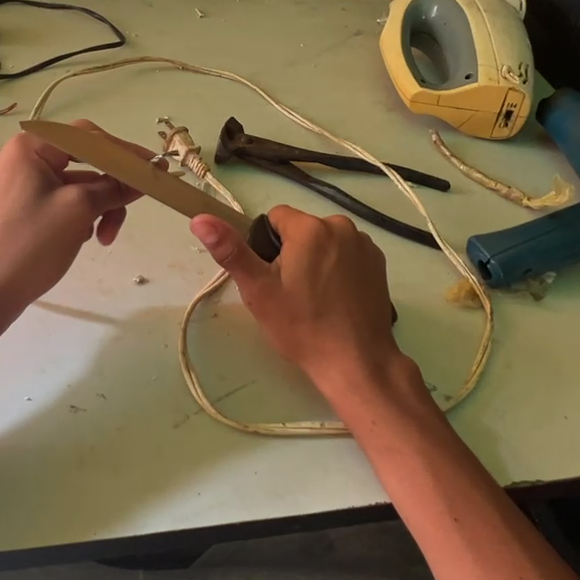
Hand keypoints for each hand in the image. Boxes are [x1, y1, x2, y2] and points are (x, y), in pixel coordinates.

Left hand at [0, 121, 146, 316]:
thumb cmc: (29, 244)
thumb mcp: (78, 211)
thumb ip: (114, 187)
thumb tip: (145, 176)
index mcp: (33, 147)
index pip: (90, 137)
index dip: (125, 151)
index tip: (156, 168)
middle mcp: (28, 158)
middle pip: (88, 160)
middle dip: (113, 185)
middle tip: (137, 202)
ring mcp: (27, 184)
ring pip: (81, 185)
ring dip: (101, 207)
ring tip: (106, 237)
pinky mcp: (29, 208)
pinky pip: (68, 201)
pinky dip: (85, 216)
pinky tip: (88, 238)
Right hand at [190, 207, 405, 397]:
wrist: (356, 361)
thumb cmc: (302, 327)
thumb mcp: (259, 291)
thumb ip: (230, 251)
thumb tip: (200, 219)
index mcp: (310, 228)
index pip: (276, 218)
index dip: (268, 247)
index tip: (274, 278)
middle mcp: (341, 226)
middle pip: (302, 229)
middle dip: (293, 252)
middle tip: (292, 293)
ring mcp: (364, 243)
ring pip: (325, 241)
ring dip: (317, 259)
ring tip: (316, 298)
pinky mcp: (379, 261)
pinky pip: (347, 253)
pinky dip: (340, 268)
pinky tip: (338, 298)